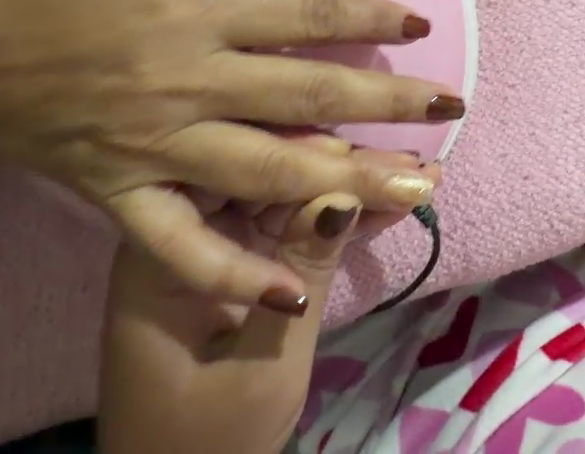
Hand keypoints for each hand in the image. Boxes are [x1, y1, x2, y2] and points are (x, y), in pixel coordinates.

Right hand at [0, 0, 455, 309]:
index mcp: (198, 13)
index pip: (309, 15)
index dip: (373, 16)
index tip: (423, 24)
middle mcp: (190, 81)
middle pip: (310, 96)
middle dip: (389, 103)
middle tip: (452, 110)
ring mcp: (158, 146)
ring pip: (270, 170)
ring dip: (350, 181)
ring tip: (416, 190)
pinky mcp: (119, 195)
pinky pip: (182, 245)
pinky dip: (234, 273)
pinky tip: (291, 297)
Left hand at [99, 142, 433, 453]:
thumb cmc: (204, 443)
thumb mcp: (262, 365)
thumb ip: (301, 274)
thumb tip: (344, 193)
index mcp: (162, 253)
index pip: (237, 177)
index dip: (308, 159)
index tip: (375, 158)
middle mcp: (187, 233)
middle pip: (272, 177)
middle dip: (347, 171)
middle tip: (415, 166)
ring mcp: (219, 245)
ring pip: (295, 196)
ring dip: (357, 190)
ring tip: (422, 177)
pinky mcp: (247, 262)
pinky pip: (300, 227)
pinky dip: (345, 220)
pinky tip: (392, 206)